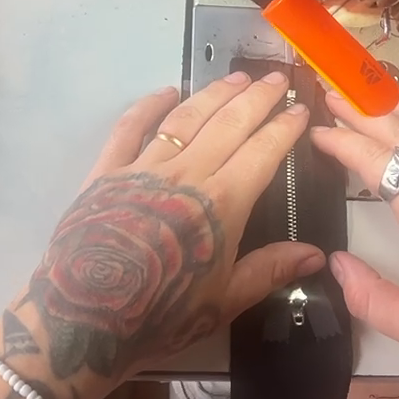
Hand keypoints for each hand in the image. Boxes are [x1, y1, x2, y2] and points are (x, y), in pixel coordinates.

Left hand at [0, 73, 324, 398]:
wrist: (82, 320)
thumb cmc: (160, 314)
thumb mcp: (224, 301)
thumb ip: (270, 270)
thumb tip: (316, 254)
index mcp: (222, 203)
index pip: (262, 151)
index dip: (284, 128)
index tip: (299, 108)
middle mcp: (187, 173)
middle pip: (229, 123)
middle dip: (257, 97)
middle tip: (275, 78)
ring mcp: (144, 167)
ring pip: (187, 118)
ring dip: (214, 94)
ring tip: (236, 78)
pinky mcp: (107, 170)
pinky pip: (130, 128)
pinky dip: (149, 105)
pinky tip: (166, 92)